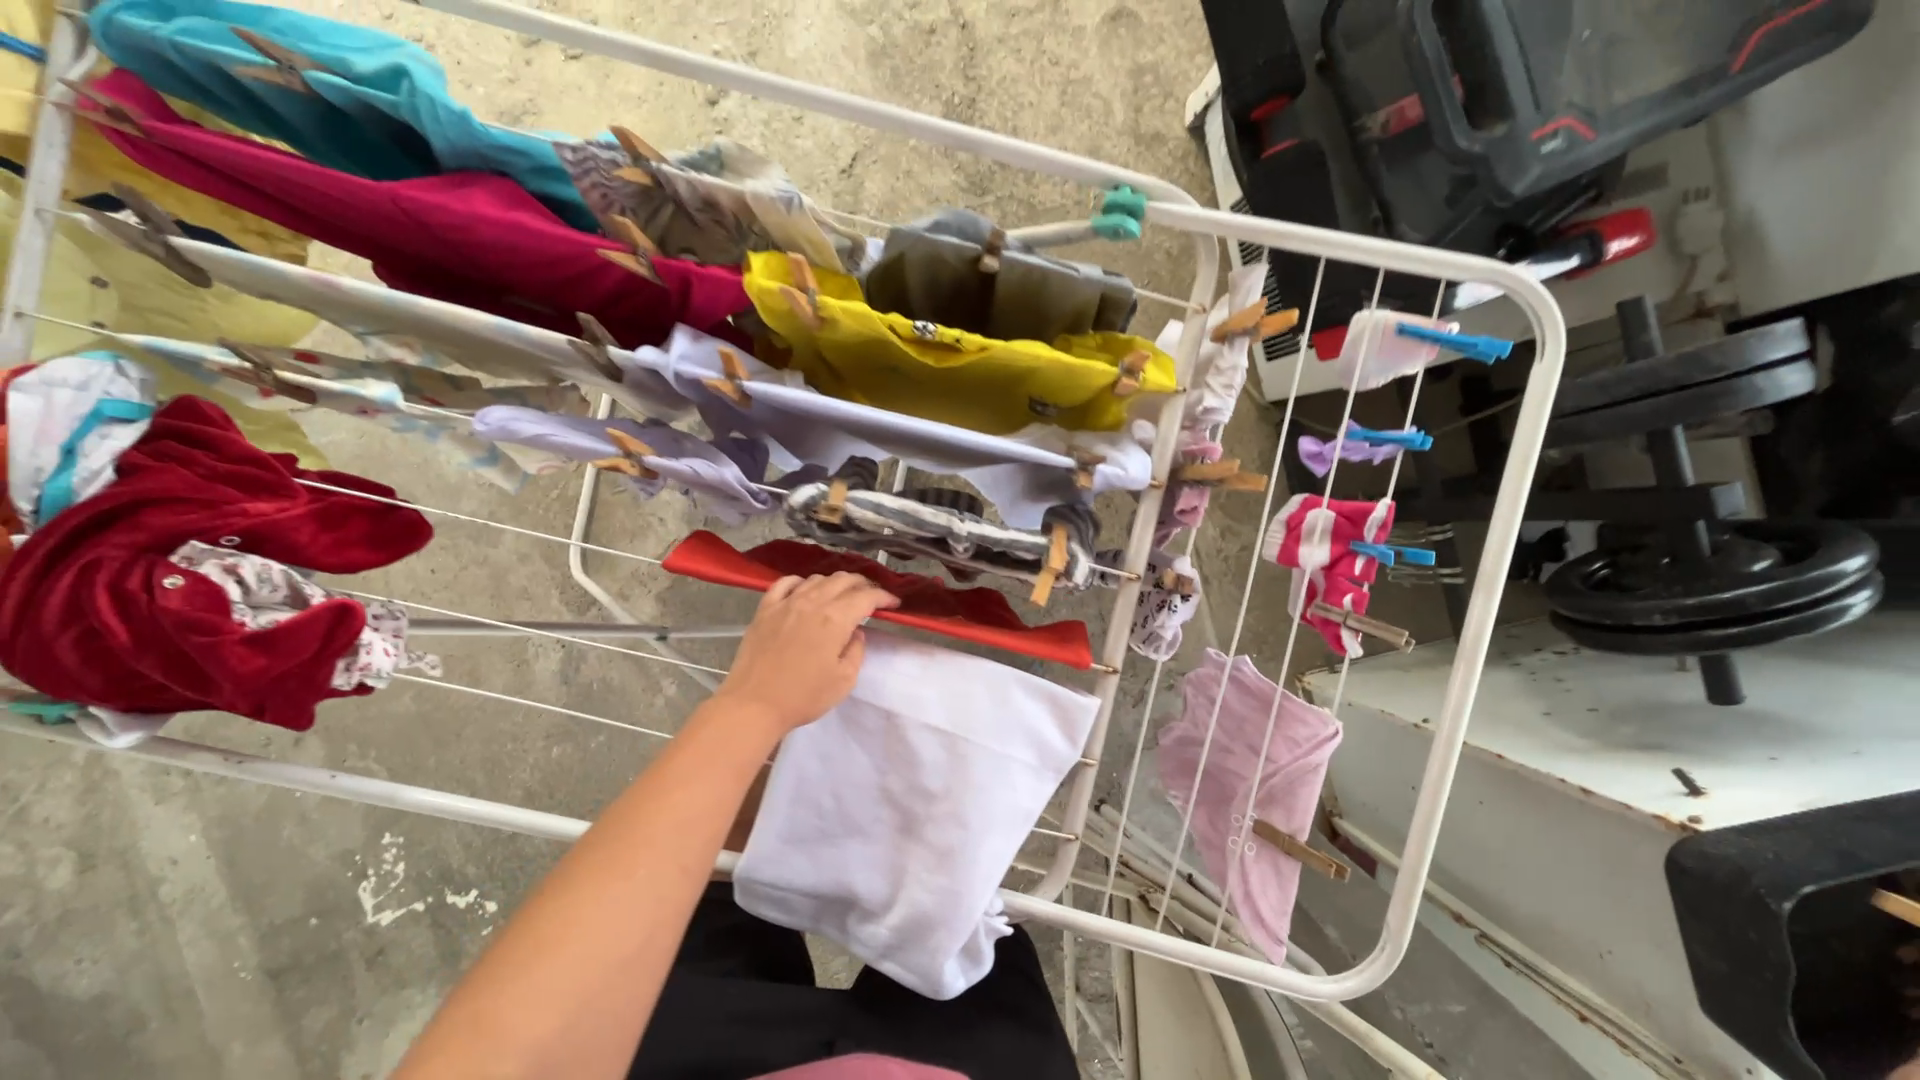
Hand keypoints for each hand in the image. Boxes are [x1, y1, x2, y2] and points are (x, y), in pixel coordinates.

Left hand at [709, 573, 898, 736]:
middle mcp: (812, 602)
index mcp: (835, 619)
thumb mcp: (844, 680)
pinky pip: (785, 583)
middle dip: (862, 584)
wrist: (754, 704)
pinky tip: (805, 589)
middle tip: (871, 596)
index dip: (883, 596)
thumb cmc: (803, 697)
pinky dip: (801, 582)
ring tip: (841, 594)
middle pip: (842, 580)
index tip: (893, 603)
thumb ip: (856, 650)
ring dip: (834, 582)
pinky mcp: (765, 609)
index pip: (866, 596)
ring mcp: (785, 603)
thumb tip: (855, 632)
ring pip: (816, 579)